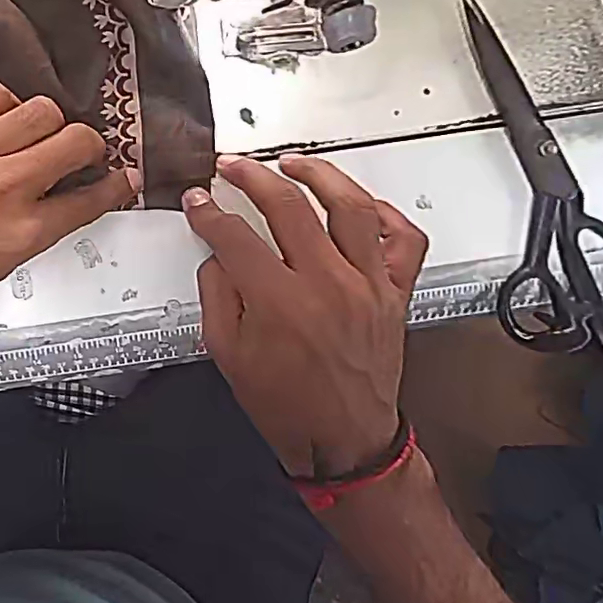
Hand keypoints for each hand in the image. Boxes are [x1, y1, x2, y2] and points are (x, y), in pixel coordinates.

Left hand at [0, 80, 138, 336]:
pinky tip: (0, 121)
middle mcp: (2, 189)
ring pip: (41, 110)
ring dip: (50, 123)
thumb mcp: (3, 262)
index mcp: (22, 232)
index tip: (122, 176)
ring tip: (35, 136)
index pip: (91, 197)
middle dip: (91, 146)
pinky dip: (6, 103)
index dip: (116, 184)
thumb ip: (46, 225)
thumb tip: (78, 196)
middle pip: (77, 141)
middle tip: (81, 152)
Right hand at [184, 154, 427, 476]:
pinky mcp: (393, 294)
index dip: (208, 212)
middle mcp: (326, 286)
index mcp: (278, 303)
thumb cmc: (286, 404)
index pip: (234, 236)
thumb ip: (216, 294)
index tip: (199, 201)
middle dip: (251, 177)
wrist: (342, 439)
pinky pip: (403, 240)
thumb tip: (218, 254)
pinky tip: (360, 202)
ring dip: (318, 175)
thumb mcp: (226, 352)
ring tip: (294, 163)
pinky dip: (385, 213)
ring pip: (350, 207)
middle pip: (287, 206)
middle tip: (235, 167)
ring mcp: (366, 286)